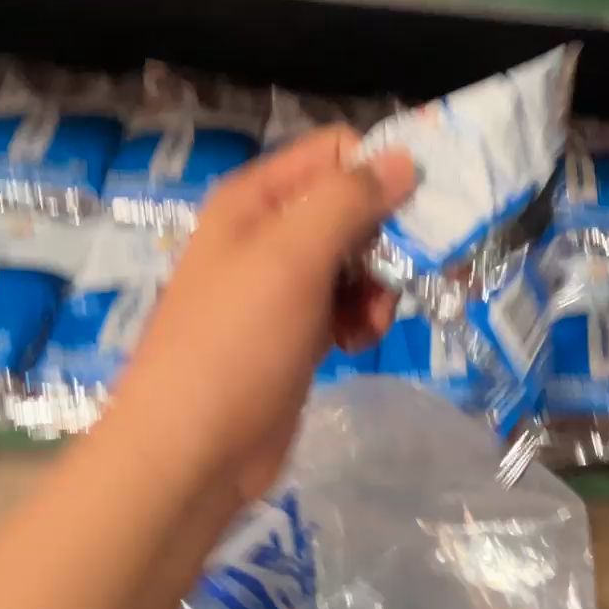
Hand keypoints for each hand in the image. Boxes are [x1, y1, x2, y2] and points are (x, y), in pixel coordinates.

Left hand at [106, 125, 417, 501]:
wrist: (191, 456)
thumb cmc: (237, 343)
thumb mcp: (293, 257)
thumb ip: (350, 199)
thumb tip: (403, 158)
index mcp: (258, 199)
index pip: (336, 152)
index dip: (379, 171)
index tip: (417, 207)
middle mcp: (271, 231)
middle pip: (353, 205)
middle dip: (388, 236)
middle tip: (414, 268)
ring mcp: (284, 283)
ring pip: (359, 256)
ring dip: (379, 284)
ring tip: (372, 319)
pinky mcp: (299, 327)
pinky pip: (349, 300)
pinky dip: (363, 316)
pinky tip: (357, 341)